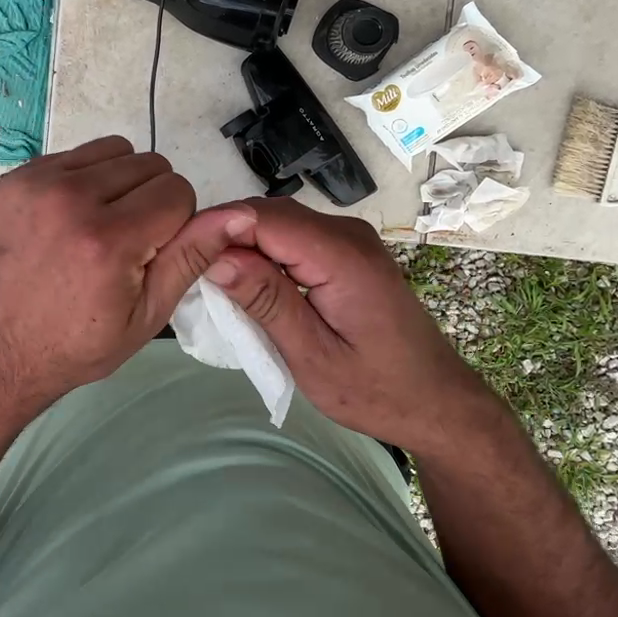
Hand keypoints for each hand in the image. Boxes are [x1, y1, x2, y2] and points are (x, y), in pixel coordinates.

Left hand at [0, 136, 256, 403]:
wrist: (6, 348)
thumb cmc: (84, 341)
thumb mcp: (150, 312)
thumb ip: (193, 255)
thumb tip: (240, 214)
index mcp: (107, 239)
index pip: (177, 190)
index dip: (175, 222)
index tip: (151, 252)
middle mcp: (69, 200)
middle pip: (148, 164)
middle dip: (149, 199)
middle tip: (127, 241)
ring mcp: (36, 184)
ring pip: (113, 150)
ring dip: (118, 182)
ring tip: (100, 224)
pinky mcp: (15, 179)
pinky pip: (74, 154)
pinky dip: (82, 179)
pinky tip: (70, 219)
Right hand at [200, 197, 499, 456]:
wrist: (438, 403)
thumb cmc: (377, 391)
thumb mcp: (314, 357)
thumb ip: (267, 302)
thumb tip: (218, 258)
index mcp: (342, 257)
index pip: (263, 219)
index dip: (216, 228)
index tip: (178, 252)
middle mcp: (348, 234)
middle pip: (268, 213)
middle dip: (222, 232)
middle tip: (184, 266)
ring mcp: (350, 240)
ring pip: (278, 221)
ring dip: (240, 241)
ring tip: (205, 274)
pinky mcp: (348, 252)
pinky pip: (294, 236)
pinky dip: (263, 250)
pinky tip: (243, 278)